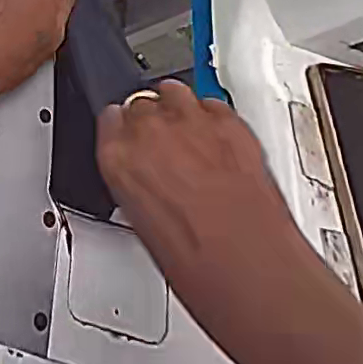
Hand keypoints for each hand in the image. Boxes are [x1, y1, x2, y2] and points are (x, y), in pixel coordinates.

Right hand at [95, 80, 304, 291]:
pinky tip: (216, 141)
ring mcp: (191, 121)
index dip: (122, 133)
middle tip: (166, 152)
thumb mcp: (143, 224)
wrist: (253, 272)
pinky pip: (211, 104)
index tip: (131, 143)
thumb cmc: (200, 267)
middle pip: (140, 104)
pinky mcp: (229, 120)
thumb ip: (137, 183)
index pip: (109, 120)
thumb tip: (147, 179)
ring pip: (173, 92)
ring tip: (188, 136)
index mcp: (119, 158)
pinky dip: (211, 118)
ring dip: (177, 110)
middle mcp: (151, 131)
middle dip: (151, 124)